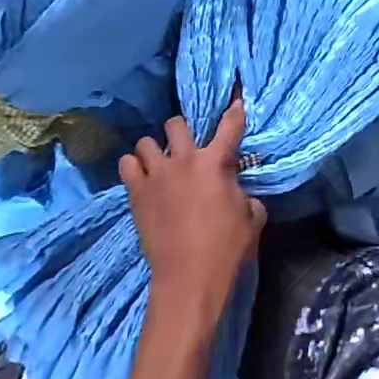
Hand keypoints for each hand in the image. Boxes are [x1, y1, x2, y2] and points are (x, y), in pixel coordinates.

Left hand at [121, 98, 265, 327]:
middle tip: (186, 146)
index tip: (236, 102)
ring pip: (145, 142)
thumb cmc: (227, 248)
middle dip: (182, 130)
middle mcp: (183, 160)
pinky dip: (133, 166)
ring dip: (154, 149)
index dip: (235, 112)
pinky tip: (141, 177)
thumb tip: (236, 190)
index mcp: (215, 163)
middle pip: (176, 124)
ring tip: (159, 164)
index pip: (229, 128)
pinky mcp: (136, 191)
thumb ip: (245, 195)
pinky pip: (126, 163)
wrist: (189, 275)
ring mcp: (156, 173)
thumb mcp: (252, 218)